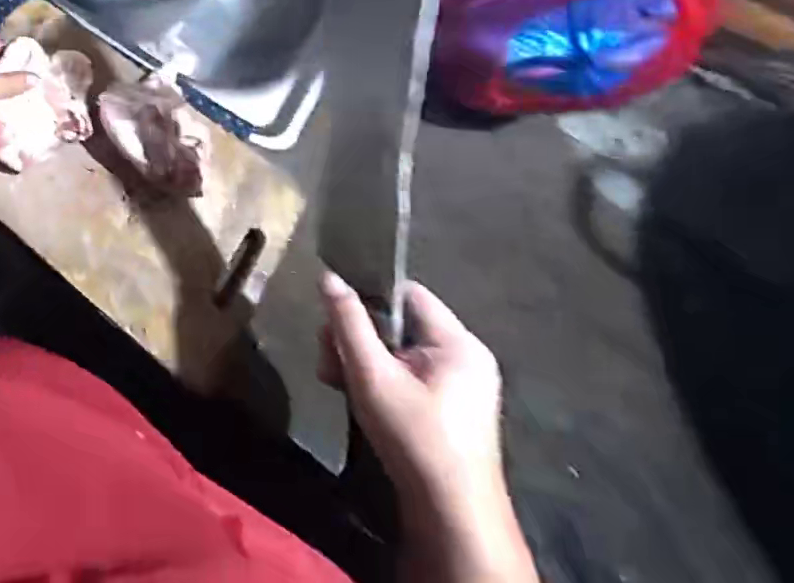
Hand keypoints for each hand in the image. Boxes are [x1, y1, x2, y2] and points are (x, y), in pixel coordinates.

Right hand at [322, 273, 532, 580]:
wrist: (451, 516)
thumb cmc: (413, 437)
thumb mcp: (371, 374)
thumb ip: (348, 322)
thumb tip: (328, 276)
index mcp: (458, 342)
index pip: (405, 292)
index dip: (367, 297)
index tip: (335, 317)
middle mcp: (465, 356)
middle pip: (397, 322)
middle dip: (356, 336)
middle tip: (329, 359)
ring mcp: (460, 383)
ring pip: (397, 349)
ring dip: (361, 359)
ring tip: (336, 381)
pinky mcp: (451, 406)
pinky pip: (407, 373)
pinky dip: (379, 378)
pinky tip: (355, 396)